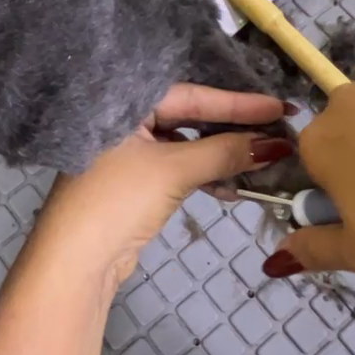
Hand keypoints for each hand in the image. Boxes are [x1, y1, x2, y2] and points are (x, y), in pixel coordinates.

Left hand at [28, 84, 290, 286]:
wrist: (75, 260)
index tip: (279, 108)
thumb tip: (275, 145)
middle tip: (277, 131)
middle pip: (187, 116)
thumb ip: (224, 153)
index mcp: (123, 103)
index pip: (189, 95)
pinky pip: (176, 167)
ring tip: (261, 162)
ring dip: (220, 155)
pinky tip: (231, 186)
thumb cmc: (118, 199)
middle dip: (231, 128)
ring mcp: (126, 151)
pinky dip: (202, 175)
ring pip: (184, 144)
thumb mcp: (174, 170)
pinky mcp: (133, 181)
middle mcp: (122, 120)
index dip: (236, 103)